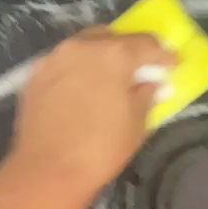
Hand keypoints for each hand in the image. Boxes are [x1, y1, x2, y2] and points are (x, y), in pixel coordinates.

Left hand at [7, 28, 175, 195]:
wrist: (47, 171)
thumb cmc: (100, 150)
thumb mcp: (136, 123)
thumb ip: (146, 95)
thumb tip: (149, 83)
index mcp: (113, 54)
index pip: (147, 43)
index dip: (163, 55)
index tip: (172, 66)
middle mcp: (81, 46)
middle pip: (112, 38)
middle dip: (129, 50)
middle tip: (139, 70)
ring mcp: (54, 58)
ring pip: (84, 46)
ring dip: (101, 57)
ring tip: (110, 78)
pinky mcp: (35, 75)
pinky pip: (64, 63)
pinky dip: (78, 70)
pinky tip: (82, 88)